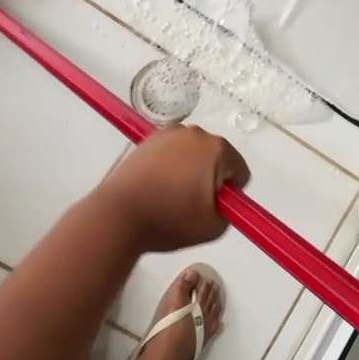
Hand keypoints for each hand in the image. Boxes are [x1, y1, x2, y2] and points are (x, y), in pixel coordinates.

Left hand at [95, 125, 249, 251]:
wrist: (118, 215)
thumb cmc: (170, 219)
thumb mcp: (214, 227)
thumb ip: (231, 212)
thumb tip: (222, 201)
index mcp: (218, 148)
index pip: (240, 171)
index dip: (231, 193)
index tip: (214, 208)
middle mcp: (197, 133)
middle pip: (217, 158)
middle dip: (211, 178)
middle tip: (193, 204)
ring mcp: (170, 133)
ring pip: (193, 154)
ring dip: (190, 170)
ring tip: (171, 196)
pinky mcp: (148, 139)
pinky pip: (172, 152)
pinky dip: (170, 165)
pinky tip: (157, 186)